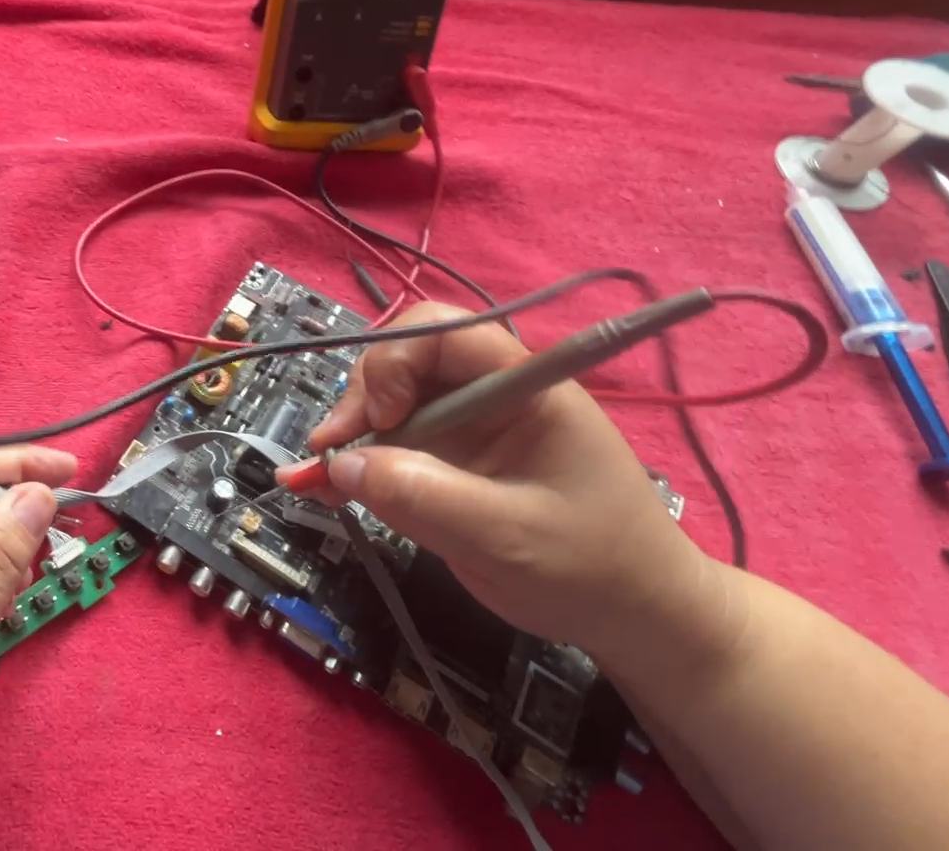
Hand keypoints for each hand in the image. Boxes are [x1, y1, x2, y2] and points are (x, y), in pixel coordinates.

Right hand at [277, 302, 735, 671]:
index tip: (381, 418)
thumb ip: (424, 497)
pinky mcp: (445, 460)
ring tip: (318, 478)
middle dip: (360, 399)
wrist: (629, 616)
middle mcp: (486, 396)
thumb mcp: (507, 536)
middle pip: (402, 360)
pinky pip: (386, 444)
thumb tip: (340, 465)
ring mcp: (463, 428)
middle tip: (332, 451)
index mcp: (522, 389)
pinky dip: (351, 462)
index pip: (445, 332)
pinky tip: (321, 486)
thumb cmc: (590, 568)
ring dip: (347, 434)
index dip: (396, 359)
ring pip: (384, 402)